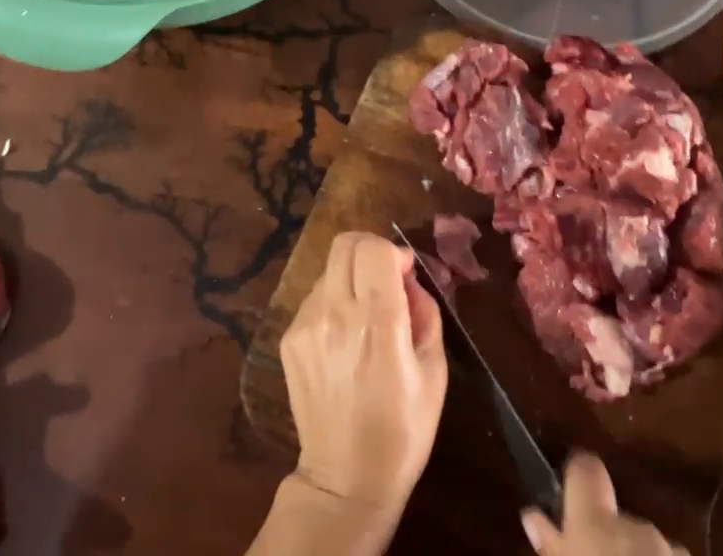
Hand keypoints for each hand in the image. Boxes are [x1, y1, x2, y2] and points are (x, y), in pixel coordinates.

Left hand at [281, 231, 447, 513]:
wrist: (346, 477)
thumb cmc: (403, 430)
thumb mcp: (435, 372)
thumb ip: (426, 313)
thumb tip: (410, 279)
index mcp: (377, 322)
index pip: (374, 249)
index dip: (394, 251)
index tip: (406, 274)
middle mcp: (335, 314)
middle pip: (345, 245)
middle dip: (370, 253)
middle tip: (386, 282)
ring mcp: (305, 326)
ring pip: (327, 271)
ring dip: (350, 279)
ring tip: (364, 318)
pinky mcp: (288, 340)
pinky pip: (312, 300)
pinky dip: (332, 304)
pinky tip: (343, 340)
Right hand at [522, 452, 686, 555]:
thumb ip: (549, 546)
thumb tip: (533, 518)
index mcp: (597, 525)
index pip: (585, 471)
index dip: (576, 478)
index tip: (566, 501)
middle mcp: (637, 528)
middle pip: (616, 520)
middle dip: (606, 543)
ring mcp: (674, 553)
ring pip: (646, 548)